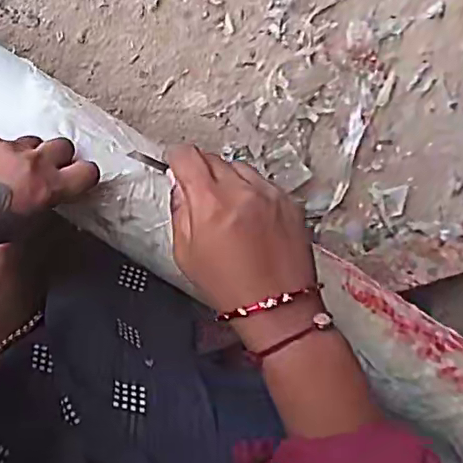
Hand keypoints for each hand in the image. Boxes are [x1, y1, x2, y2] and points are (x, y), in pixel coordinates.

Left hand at [0, 135, 99, 244]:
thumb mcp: (26, 225)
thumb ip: (45, 203)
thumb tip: (50, 196)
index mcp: (49, 187)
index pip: (88, 171)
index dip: (84, 176)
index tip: (78, 179)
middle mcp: (34, 162)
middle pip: (64, 146)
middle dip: (60, 157)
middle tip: (48, 170)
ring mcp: (11, 147)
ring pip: (33, 141)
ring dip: (29, 153)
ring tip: (14, 169)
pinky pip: (4, 142)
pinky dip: (2, 153)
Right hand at [166, 144, 318, 318]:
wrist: (276, 306)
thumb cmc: (229, 286)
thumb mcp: (184, 252)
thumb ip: (179, 211)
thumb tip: (180, 186)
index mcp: (211, 204)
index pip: (187, 156)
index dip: (176, 158)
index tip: (174, 164)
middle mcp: (242, 192)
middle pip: (212, 158)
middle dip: (200, 171)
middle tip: (198, 194)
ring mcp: (269, 195)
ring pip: (238, 167)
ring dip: (226, 180)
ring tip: (225, 209)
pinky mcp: (288, 202)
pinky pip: (261, 183)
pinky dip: (250, 192)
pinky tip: (247, 217)